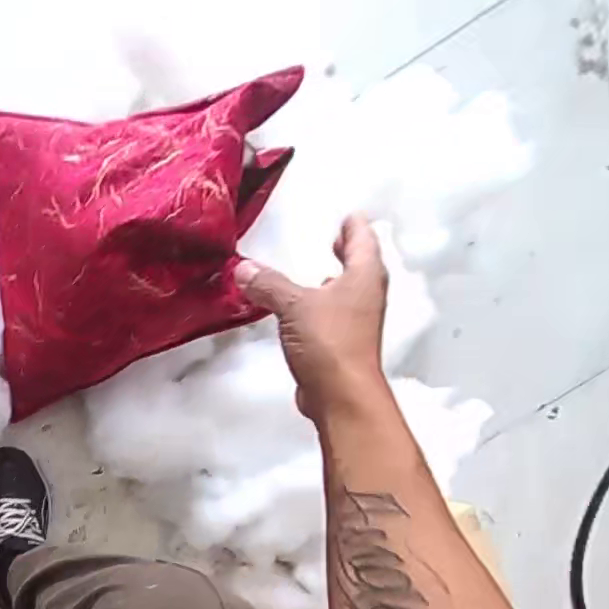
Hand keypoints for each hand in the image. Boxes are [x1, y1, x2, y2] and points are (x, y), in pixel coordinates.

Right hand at [234, 214, 390, 420]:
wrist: (340, 394)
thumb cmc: (328, 341)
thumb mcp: (294, 306)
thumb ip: (269, 285)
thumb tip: (242, 268)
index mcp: (364, 276)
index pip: (363, 238)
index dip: (354, 224)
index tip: (345, 214)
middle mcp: (366, 295)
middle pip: (360, 264)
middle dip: (347, 251)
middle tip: (332, 239)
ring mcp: (357, 322)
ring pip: (347, 292)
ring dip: (333, 281)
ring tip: (315, 273)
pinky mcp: (342, 345)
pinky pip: (332, 316)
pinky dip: (320, 307)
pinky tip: (303, 312)